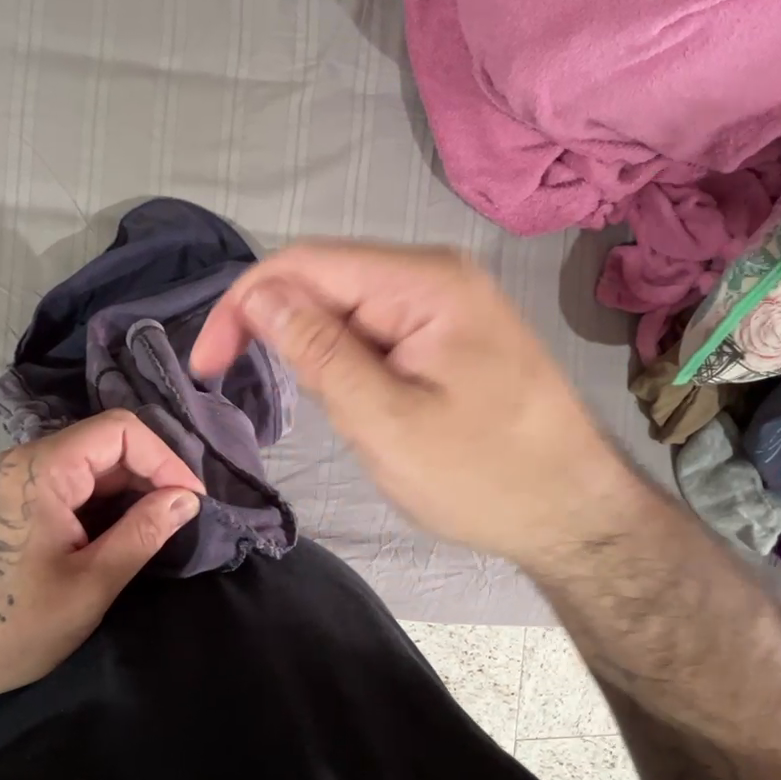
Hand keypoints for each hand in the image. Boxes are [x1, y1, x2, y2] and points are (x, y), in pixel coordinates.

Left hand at [0, 409, 204, 703]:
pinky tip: (124, 532)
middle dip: (150, 473)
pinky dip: (102, 502)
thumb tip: (187, 498)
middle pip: (104, 443)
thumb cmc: (14, 626)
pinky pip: (68, 485)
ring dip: (129, 490)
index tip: (192, 502)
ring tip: (161, 526)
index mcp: (41, 469)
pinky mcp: (11, 503)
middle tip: (183, 517)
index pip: (119, 430)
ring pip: (88, 465)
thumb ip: (143, 532)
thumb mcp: (91, 583)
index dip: (165, 458)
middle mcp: (24, 461)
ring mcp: (14, 481)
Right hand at [191, 242, 647, 566]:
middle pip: (323, 278)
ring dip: (308, 346)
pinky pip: (373, 328)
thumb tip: (262, 297)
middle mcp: (435, 275)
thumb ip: (320, 353)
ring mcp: (445, 303)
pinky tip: (343, 395)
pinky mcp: (447, 332)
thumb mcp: (387, 422)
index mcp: (424, 283)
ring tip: (306, 401)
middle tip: (230, 383)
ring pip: (344, 306)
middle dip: (271, 324)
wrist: (574, 515)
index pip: (305, 264)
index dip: (243, 304)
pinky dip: (341, 358)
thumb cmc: (484, 477)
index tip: (207, 364)